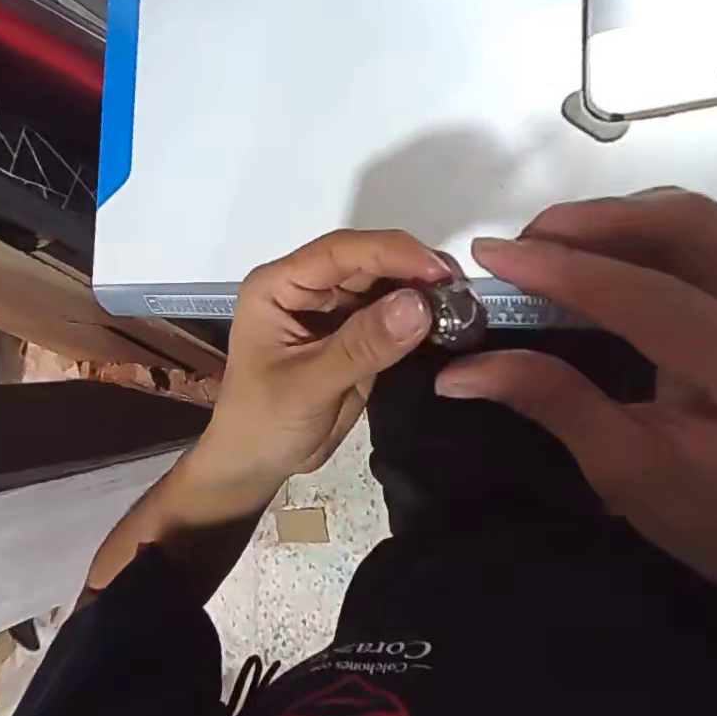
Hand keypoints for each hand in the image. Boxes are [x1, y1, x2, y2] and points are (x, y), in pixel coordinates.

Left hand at [211, 228, 451, 479]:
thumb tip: (418, 305)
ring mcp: (332, 308)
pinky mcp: (353, 331)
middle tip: (459, 288)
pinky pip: (390, 312)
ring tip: (459, 303)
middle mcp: (306, 287)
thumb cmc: (263, 423)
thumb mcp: (309, 385)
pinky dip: (417, 315)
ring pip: (383, 282)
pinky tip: (444, 321)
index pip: (339, 252)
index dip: (390, 253)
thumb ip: (362, 346)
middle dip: (412, 268)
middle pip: (366, 261)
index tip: (437, 270)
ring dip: (420, 289)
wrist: (257, 463)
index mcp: (279, 286)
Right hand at [434, 188, 716, 621]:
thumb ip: (557, 405)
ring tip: (557, 245)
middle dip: (598, 221)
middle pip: (703, 232)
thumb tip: (460, 371)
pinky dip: (658, 239)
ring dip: (623, 222)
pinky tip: (611, 255)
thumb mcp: (633, 478)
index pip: (666, 306)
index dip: (571, 272)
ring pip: (716, 225)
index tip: (496, 253)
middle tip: (525, 239)